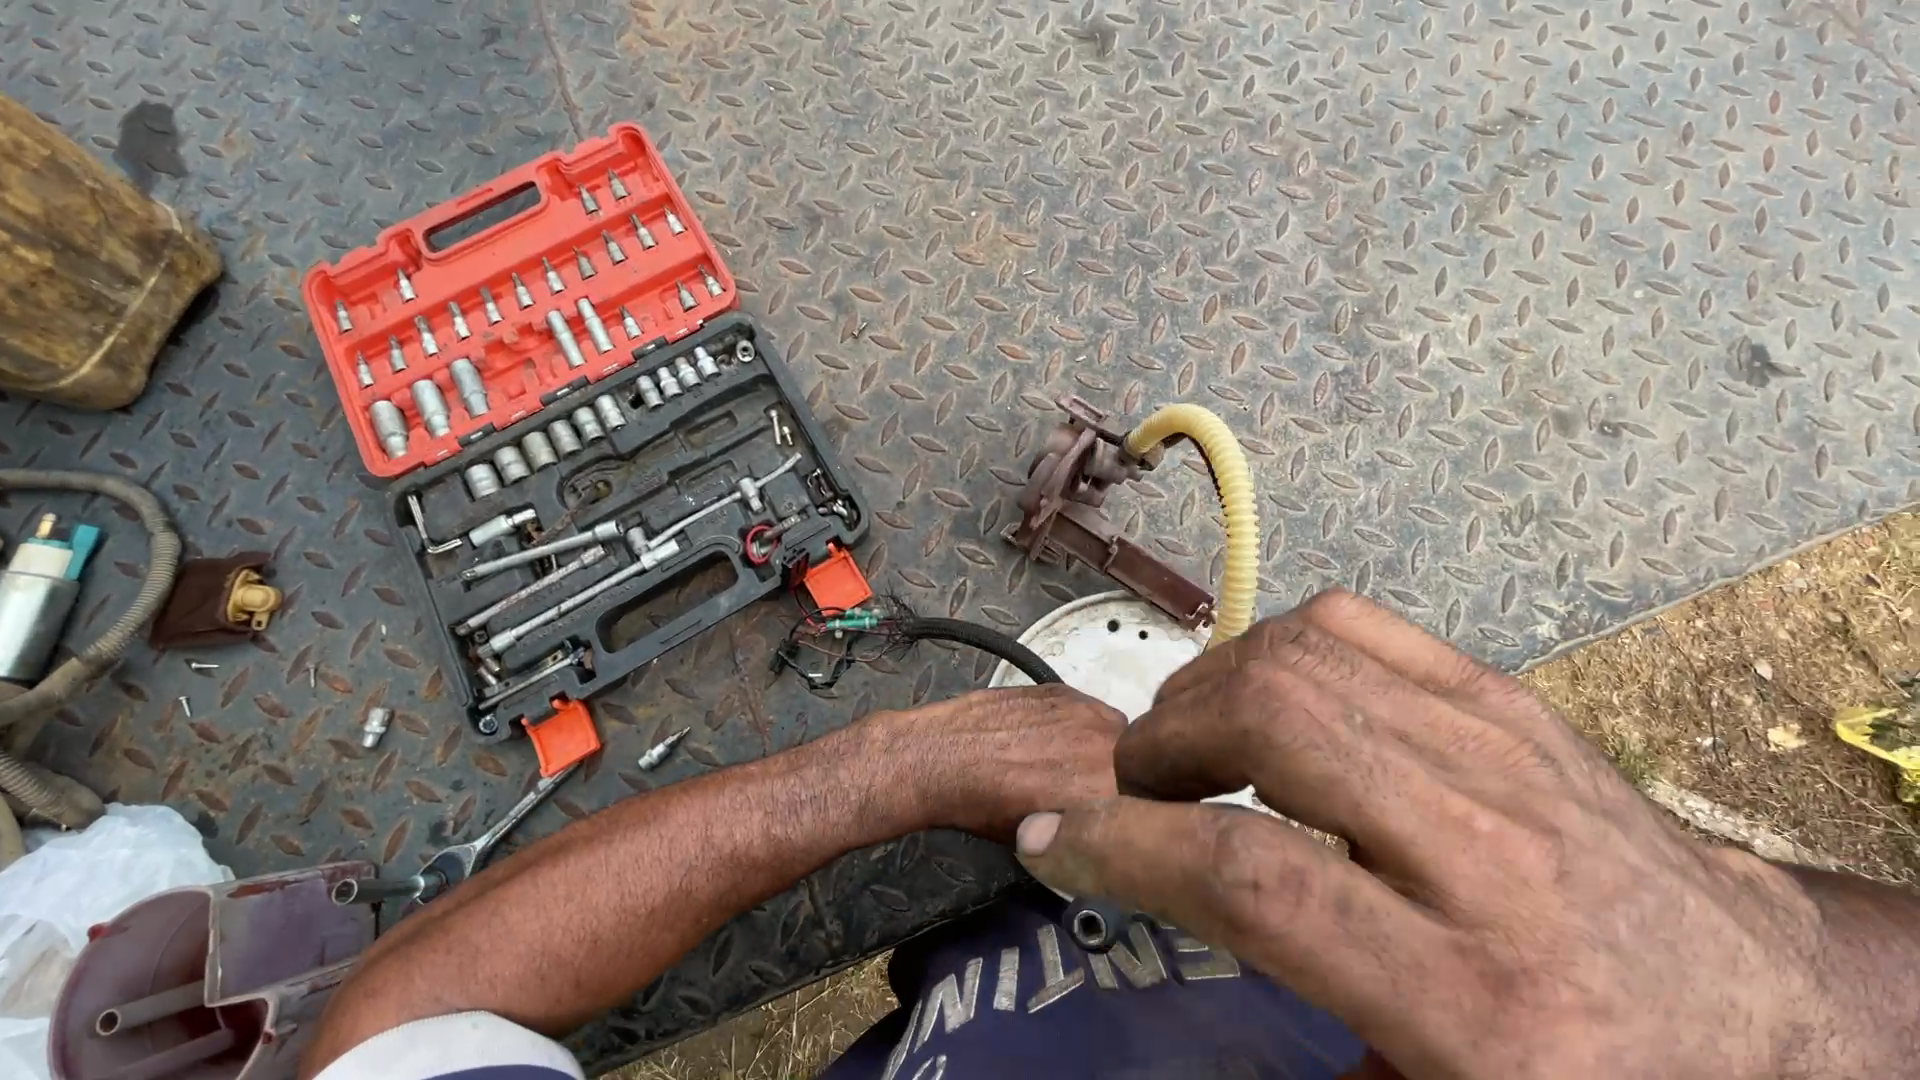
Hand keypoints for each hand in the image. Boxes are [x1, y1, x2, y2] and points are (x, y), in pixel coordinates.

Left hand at [863, 683, 1125, 841]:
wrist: (942, 758)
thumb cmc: (988, 810)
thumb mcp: (1051, 837)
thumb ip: (1093, 826)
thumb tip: (1105, 826)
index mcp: (1111, 789)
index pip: (1153, 796)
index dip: (1137, 804)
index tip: (1118, 811)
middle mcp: (1109, 745)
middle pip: (1138, 759)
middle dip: (1121, 772)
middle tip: (1088, 785)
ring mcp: (1086, 711)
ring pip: (1114, 729)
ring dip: (1099, 744)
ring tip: (1063, 758)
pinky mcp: (1062, 689)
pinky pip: (1086, 708)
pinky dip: (1074, 723)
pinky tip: (1044, 735)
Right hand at [1013, 590, 1871, 1079]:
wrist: (1781, 1027)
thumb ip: (1308, 1059)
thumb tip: (1169, 973)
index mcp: (1474, 998)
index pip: (1249, 880)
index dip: (1122, 849)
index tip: (1055, 843)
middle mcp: (1491, 854)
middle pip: (1272, 722)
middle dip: (1162, 742)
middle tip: (1139, 788)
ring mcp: (1505, 753)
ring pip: (1303, 657)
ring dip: (1206, 689)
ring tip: (1189, 743)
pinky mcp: (1509, 700)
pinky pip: (1356, 627)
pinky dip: (1273, 647)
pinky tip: (1263, 700)